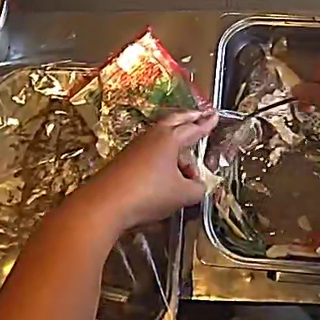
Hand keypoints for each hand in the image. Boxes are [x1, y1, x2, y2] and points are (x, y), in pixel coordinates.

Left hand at [70, 110, 219, 231]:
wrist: (105, 204)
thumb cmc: (148, 194)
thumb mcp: (183, 194)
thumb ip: (198, 189)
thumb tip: (198, 186)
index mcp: (170, 139)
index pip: (194, 128)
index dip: (207, 124)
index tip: (214, 116)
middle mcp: (152, 137)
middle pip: (175, 122)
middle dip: (189, 119)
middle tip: (201, 116)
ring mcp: (136, 147)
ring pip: (161, 139)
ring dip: (176, 145)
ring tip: (186, 163)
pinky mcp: (125, 160)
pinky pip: (150, 152)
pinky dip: (162, 157)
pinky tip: (165, 174)